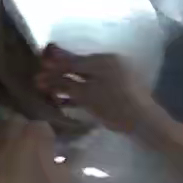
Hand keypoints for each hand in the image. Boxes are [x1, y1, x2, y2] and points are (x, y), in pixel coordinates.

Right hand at [35, 47, 167, 136]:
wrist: (144, 123)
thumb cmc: (114, 105)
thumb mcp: (86, 93)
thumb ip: (66, 80)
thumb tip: (47, 65)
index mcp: (103, 60)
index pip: (72, 59)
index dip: (53, 64)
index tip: (38, 66)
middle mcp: (109, 64)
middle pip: (77, 68)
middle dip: (57, 75)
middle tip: (38, 81)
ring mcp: (113, 77)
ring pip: (83, 79)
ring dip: (65, 85)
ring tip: (47, 92)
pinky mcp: (115, 91)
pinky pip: (91, 88)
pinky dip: (78, 93)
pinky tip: (63, 101)